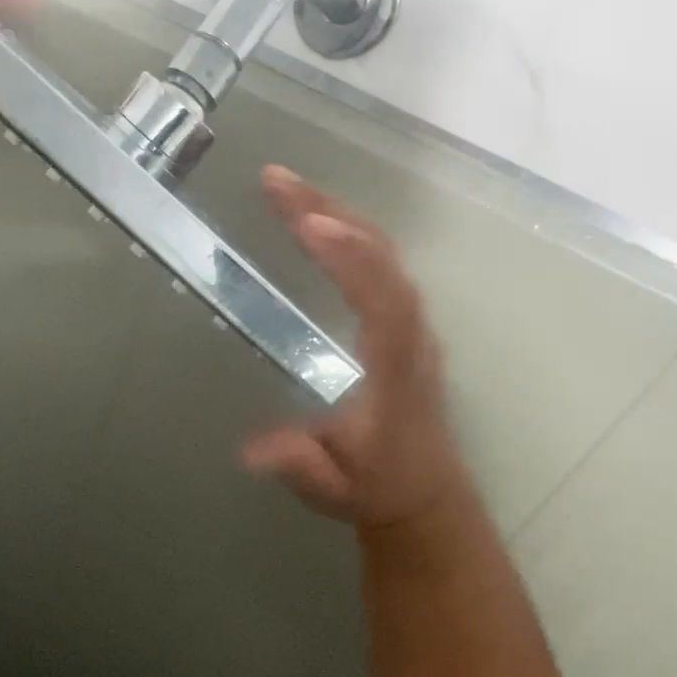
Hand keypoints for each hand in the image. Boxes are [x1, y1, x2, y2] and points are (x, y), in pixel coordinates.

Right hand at [241, 165, 470, 530]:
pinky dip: (345, 228)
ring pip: (382, 253)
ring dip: (334, 212)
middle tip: (275, 181)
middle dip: (329, 215)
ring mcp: (412, 325)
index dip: (353, 263)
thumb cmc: (376, 487)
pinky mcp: (404, 320)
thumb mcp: (332, 488)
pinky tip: (312, 213)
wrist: (423, 495)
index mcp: (397, 375)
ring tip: (283, 185)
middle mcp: (411, 339)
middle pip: (381, 263)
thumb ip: (298, 465)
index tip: (312, 228)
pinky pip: (379, 262)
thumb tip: (252, 451)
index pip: (384, 308)